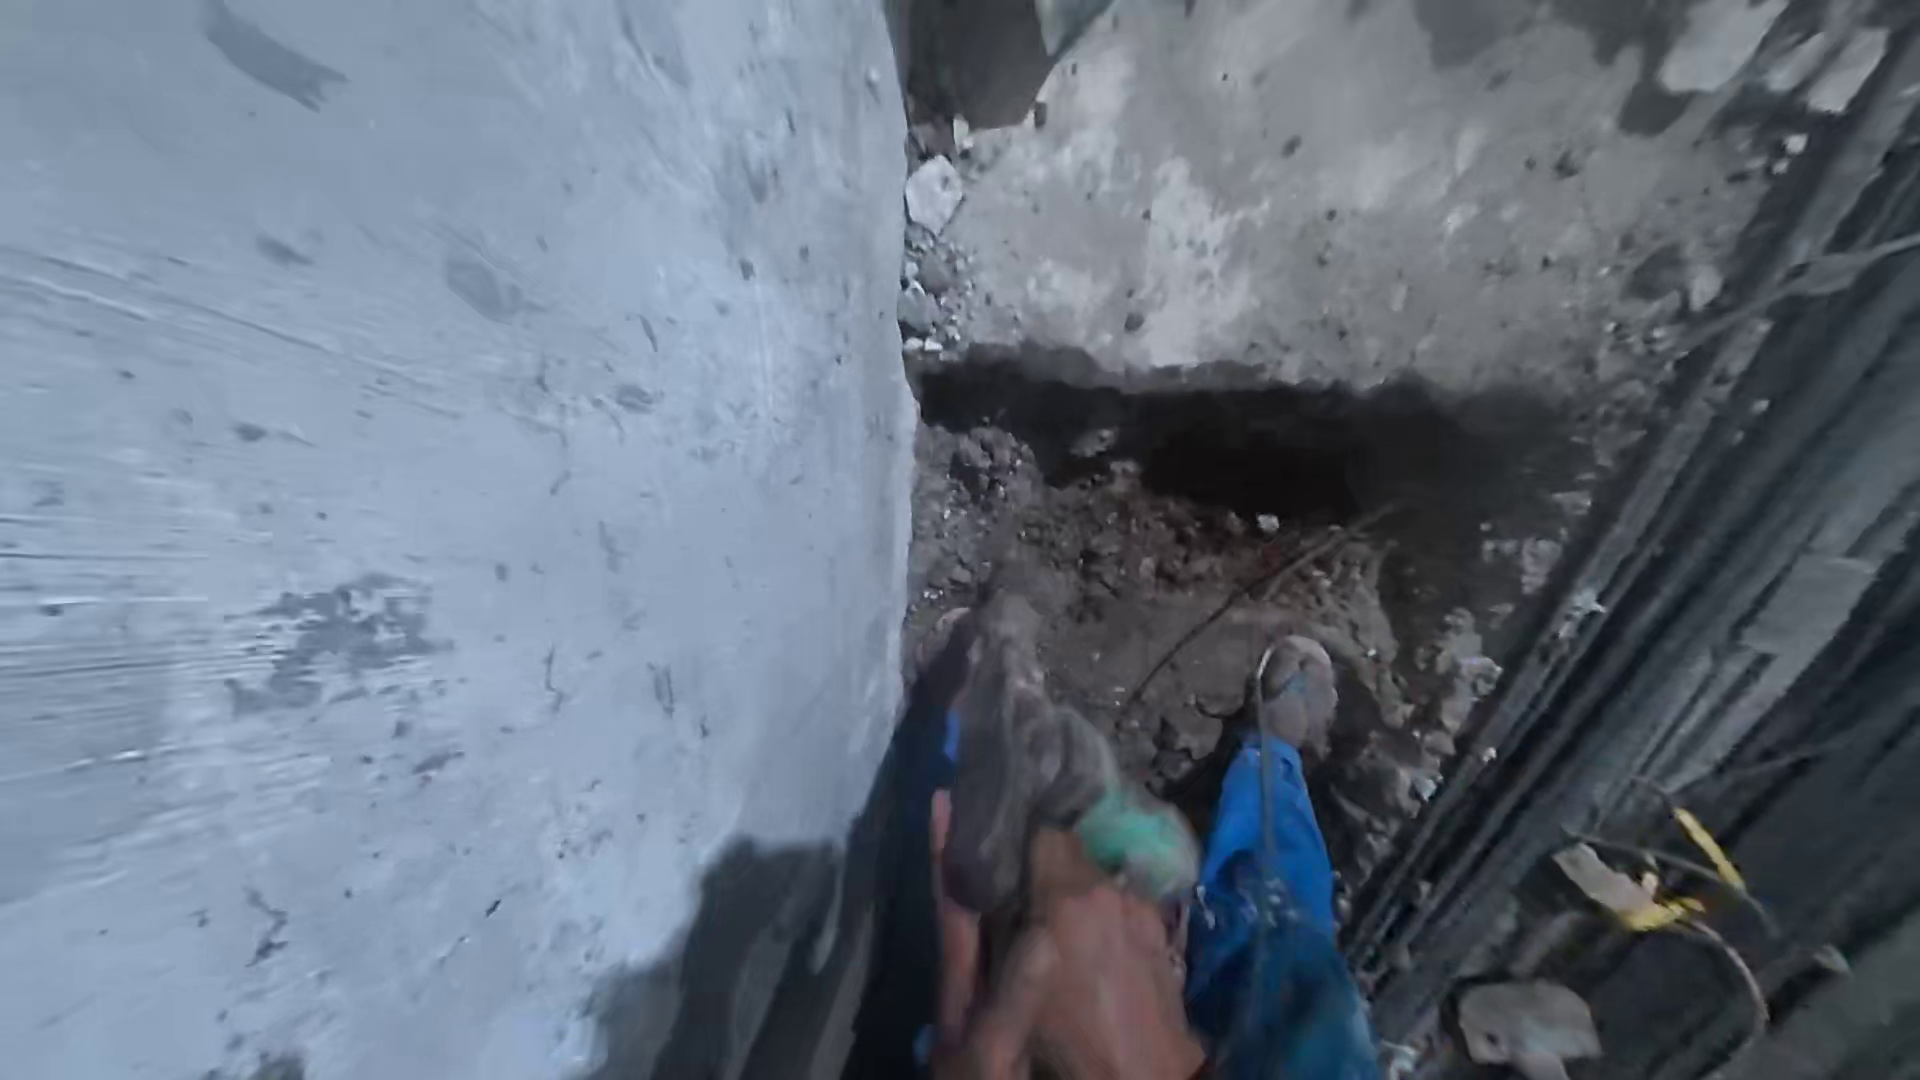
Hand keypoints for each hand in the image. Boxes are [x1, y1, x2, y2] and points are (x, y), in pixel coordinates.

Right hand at [931, 793, 1205, 1079]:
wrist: (1142, 1075)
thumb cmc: (1066, 1033)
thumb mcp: (1015, 979)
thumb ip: (1001, 918)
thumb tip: (992, 884)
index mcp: (1066, 895)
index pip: (1044, 830)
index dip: (1026, 834)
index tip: (1014, 845)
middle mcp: (1104, 886)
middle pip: (1072, 847)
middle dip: (1052, 860)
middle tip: (1036, 884)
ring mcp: (1137, 902)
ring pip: (1098, 871)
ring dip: (1081, 884)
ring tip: (1070, 916)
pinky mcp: (1159, 923)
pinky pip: (1123, 896)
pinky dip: (1107, 906)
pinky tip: (1103, 936)